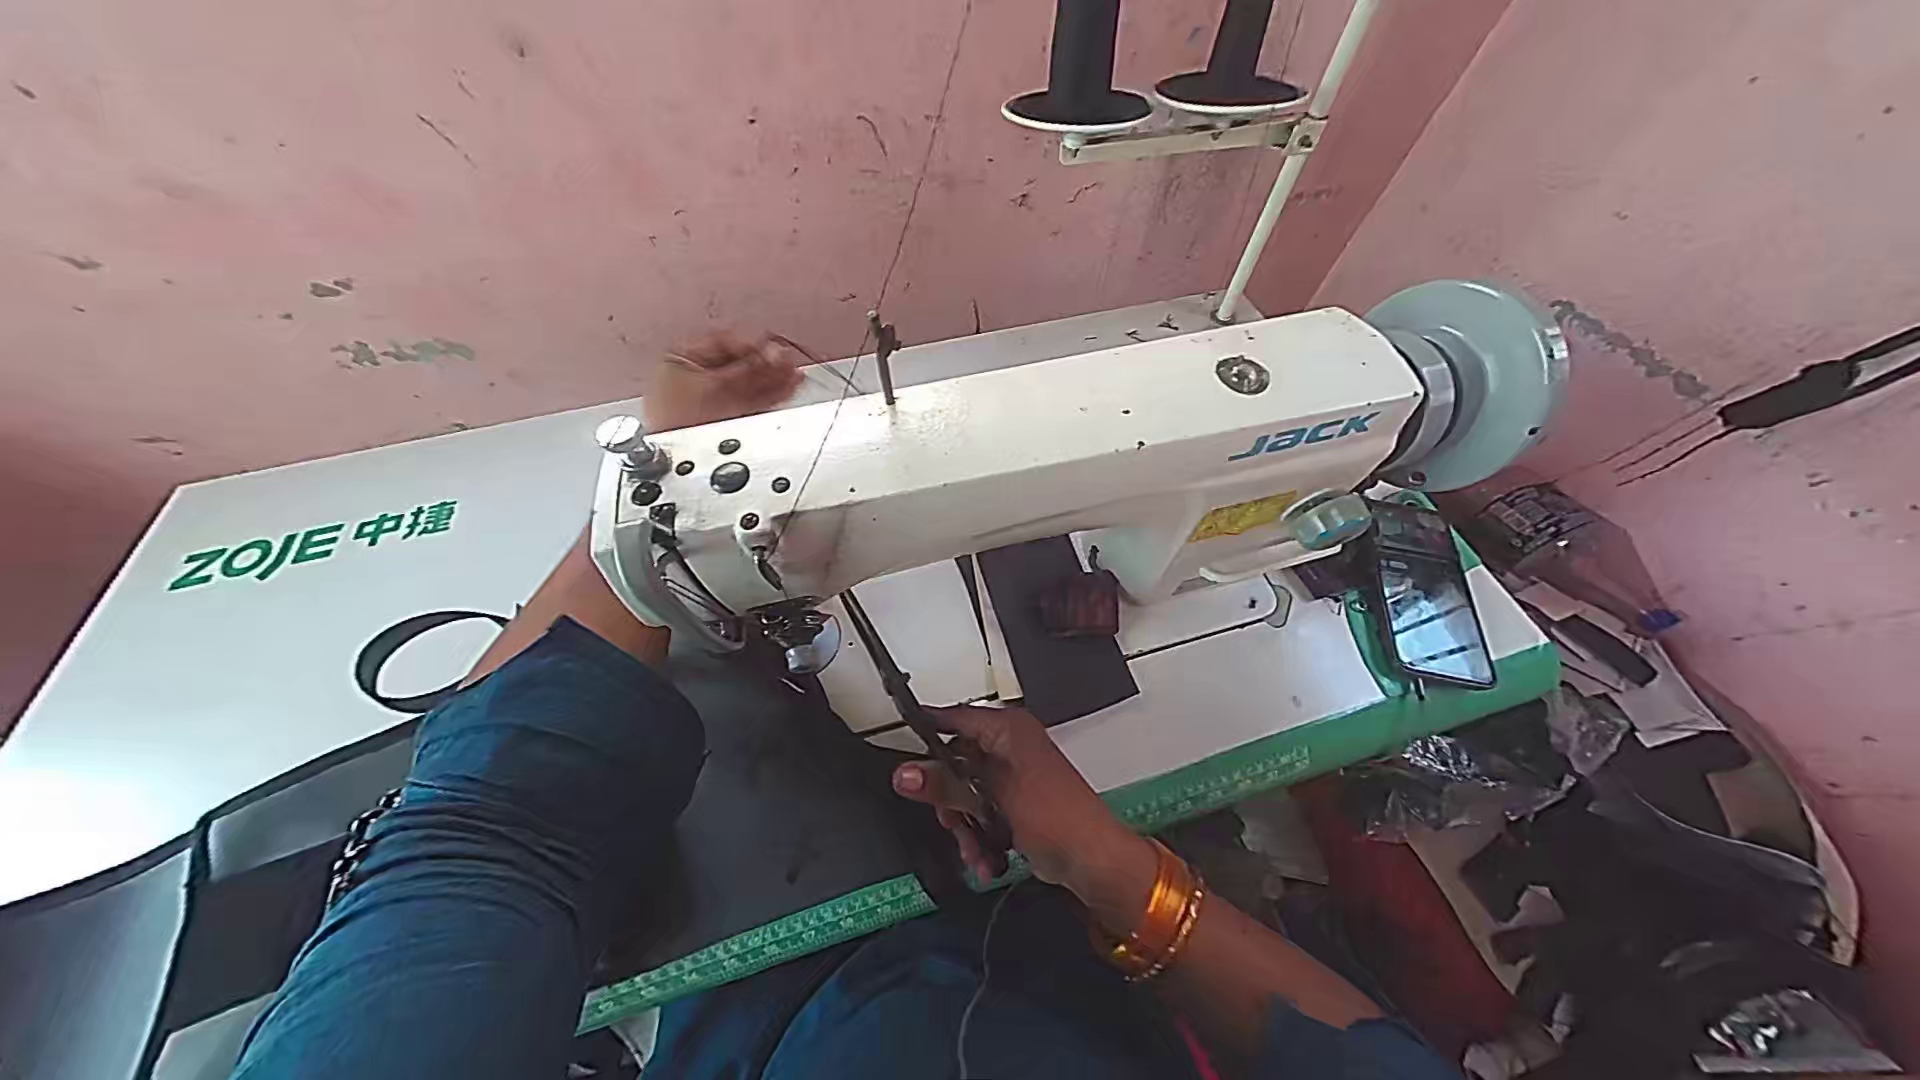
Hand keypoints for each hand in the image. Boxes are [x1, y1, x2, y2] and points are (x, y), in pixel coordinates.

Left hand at [643, 331, 815, 430]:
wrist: (676, 458)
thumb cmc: (676, 420)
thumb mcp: (713, 386)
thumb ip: (746, 370)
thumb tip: (771, 355)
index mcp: (683, 358)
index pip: (725, 343)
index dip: (751, 346)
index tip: (772, 350)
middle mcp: (699, 377)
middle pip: (741, 365)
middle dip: (767, 364)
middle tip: (787, 361)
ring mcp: (714, 398)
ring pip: (750, 384)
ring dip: (774, 379)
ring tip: (794, 375)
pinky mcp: (727, 417)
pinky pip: (754, 400)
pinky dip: (772, 395)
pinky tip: (788, 387)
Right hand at [891, 706, 1156, 922]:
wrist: (1095, 862)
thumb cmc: (1059, 818)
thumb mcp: (994, 801)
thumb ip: (947, 786)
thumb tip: (906, 774)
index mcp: (1008, 730)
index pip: (954, 718)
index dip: (926, 730)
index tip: (901, 744)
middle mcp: (1009, 746)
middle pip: (955, 764)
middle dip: (951, 802)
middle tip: (952, 822)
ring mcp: (1012, 776)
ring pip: (966, 794)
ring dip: (966, 828)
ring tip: (977, 853)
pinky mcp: (1015, 803)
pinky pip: (982, 813)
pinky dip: (981, 837)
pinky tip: (987, 859)